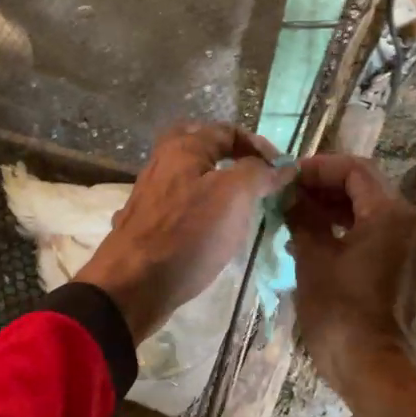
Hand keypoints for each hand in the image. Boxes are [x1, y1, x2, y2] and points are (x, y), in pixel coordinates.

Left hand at [77, 122, 288, 342]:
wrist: (132, 286)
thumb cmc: (187, 234)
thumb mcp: (233, 195)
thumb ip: (258, 173)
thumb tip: (282, 166)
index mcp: (182, 148)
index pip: (227, 130)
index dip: (260, 146)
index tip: (282, 173)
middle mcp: (161, 164)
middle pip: (200, 147)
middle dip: (230, 157)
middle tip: (254, 178)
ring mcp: (150, 196)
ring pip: (189, 178)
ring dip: (216, 185)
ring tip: (240, 207)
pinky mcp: (147, 225)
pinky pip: (179, 207)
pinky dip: (199, 210)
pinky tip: (210, 229)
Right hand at [286, 154, 415, 416]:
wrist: (376, 370)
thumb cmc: (341, 312)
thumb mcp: (313, 260)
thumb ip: (303, 219)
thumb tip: (291, 197)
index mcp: (393, 214)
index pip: (355, 170)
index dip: (317, 168)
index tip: (285, 176)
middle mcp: (413, 223)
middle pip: (366, 189)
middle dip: (324, 188)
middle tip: (285, 196)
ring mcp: (415, 247)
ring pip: (372, 212)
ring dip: (334, 210)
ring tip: (293, 218)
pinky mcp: (409, 269)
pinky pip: (378, 235)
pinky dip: (348, 231)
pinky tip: (315, 241)